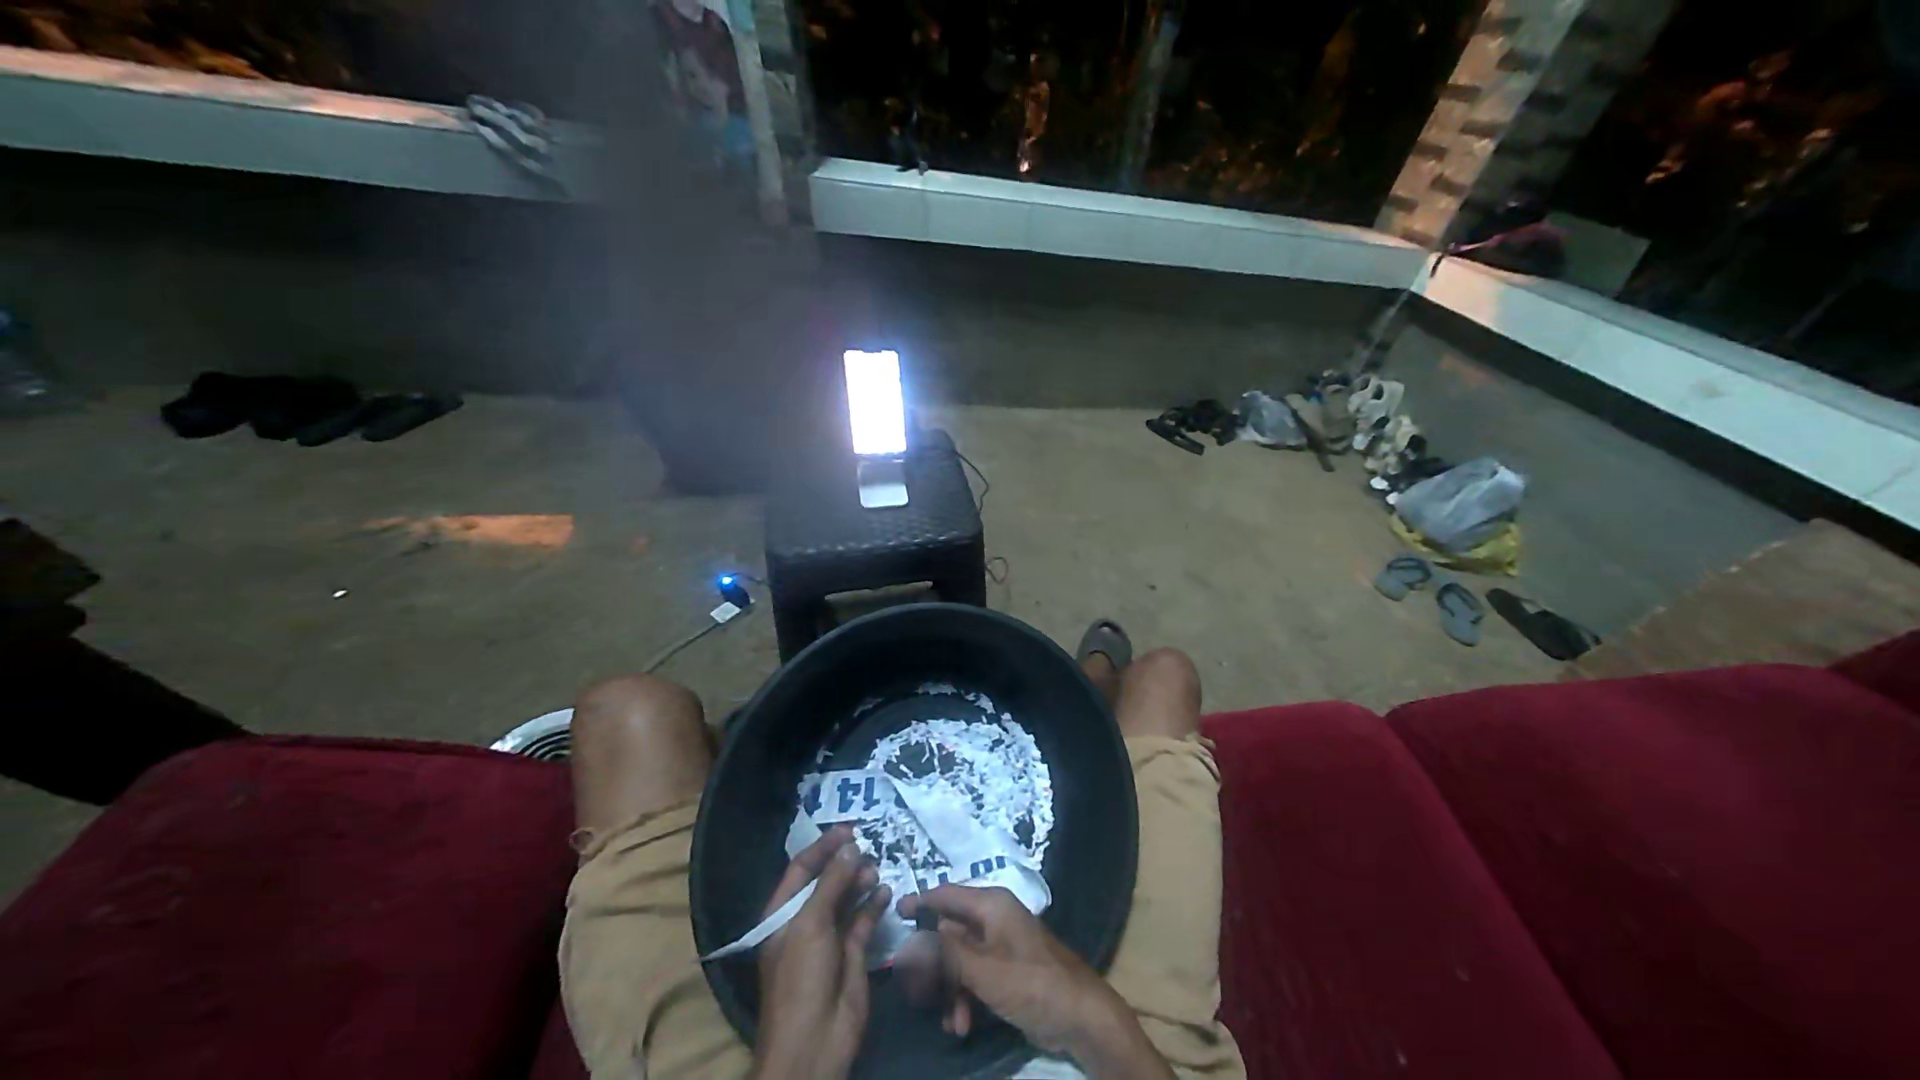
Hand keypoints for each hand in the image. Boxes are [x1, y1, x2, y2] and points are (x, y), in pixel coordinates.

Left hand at [750, 826, 891, 1079]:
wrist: (813, 1042)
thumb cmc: (801, 978)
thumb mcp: (811, 925)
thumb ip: (831, 884)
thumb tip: (850, 847)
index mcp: (783, 914)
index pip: (802, 869)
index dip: (823, 847)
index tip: (848, 829)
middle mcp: (805, 922)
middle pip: (827, 882)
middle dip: (846, 862)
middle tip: (870, 845)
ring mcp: (830, 939)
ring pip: (847, 899)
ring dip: (861, 881)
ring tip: (877, 868)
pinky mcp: (853, 955)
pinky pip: (864, 921)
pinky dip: (874, 905)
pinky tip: (885, 891)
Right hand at [897, 886, 1169, 1078]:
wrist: (1079, 1016)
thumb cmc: (1030, 982)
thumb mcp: (981, 968)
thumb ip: (943, 952)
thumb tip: (910, 940)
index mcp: (990, 904)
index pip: (946, 894)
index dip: (919, 903)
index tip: (895, 915)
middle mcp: (994, 919)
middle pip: (949, 932)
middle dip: (934, 966)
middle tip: (916, 990)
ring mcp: (1002, 946)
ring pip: (960, 960)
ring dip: (950, 990)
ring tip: (950, 1021)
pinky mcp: (1007, 972)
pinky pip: (975, 977)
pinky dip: (965, 998)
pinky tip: (961, 1025)